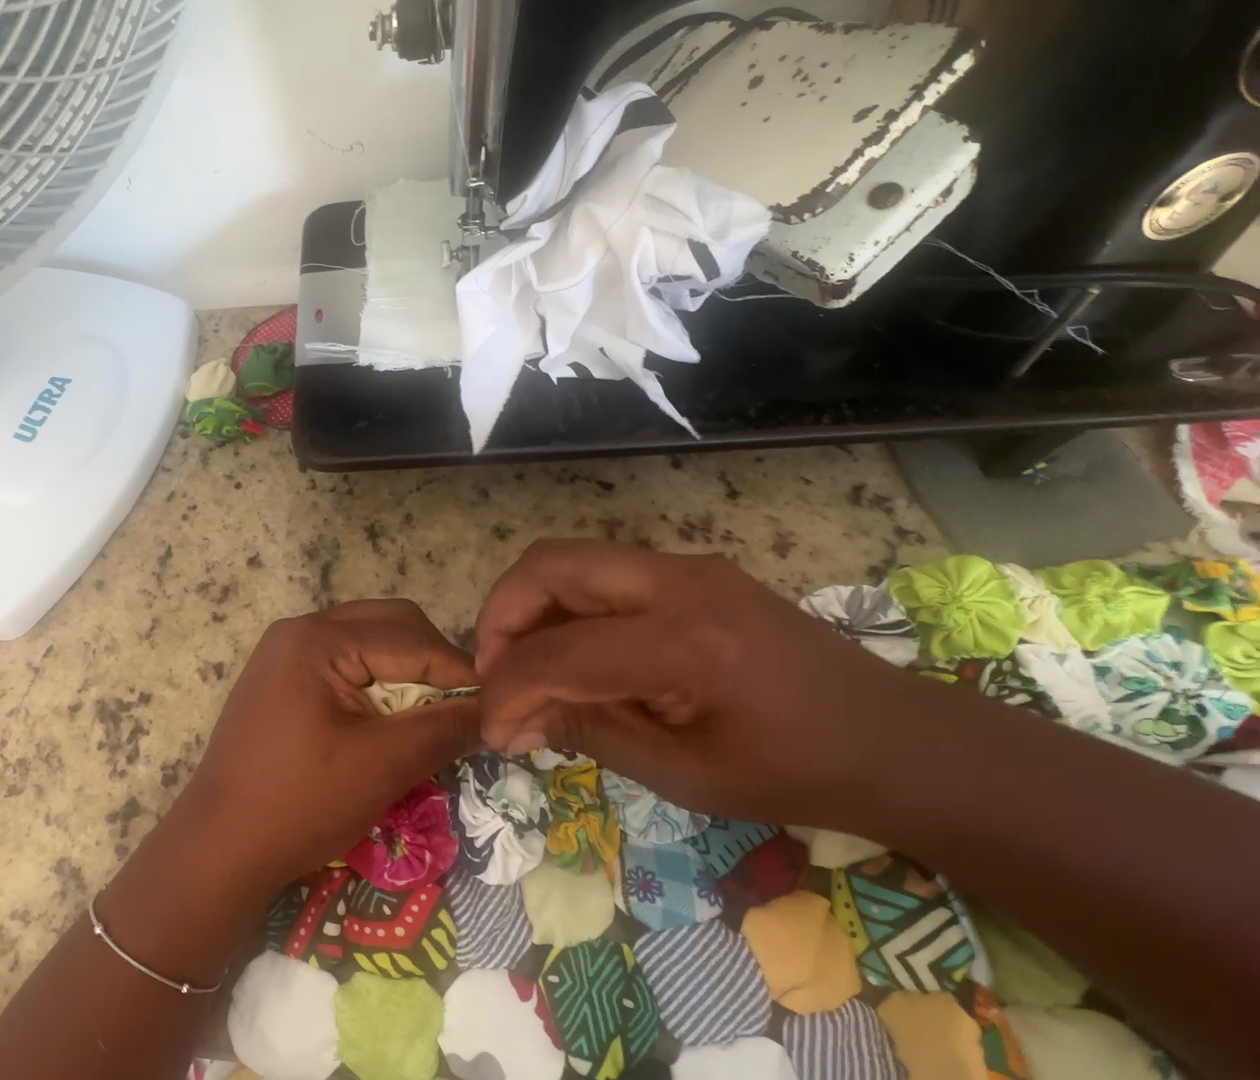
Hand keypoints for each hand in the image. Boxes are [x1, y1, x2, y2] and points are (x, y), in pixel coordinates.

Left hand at [166, 599, 480, 894]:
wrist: (218, 850)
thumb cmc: (300, 804)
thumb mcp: (382, 765)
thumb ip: (444, 729)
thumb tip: (498, 710)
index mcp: (318, 639)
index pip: (412, 640)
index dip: (462, 673)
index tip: (503, 703)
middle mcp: (299, 631)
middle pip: (390, 625)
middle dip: (434, 662)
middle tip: (465, 708)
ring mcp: (284, 654)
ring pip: (368, 642)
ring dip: (407, 670)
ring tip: (434, 715)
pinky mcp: (280, 680)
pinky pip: (344, 663)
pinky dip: (377, 682)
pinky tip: (393, 718)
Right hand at [473, 539, 1000, 830]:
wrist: (896, 740)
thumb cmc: (796, 774)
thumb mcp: (684, 776)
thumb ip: (591, 732)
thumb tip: (515, 719)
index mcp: (684, 645)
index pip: (556, 652)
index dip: (506, 691)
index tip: (491, 732)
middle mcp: (681, 582)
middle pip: (550, 564)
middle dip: (501, 618)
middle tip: (493, 676)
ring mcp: (691, 567)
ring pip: (572, 560)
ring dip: (531, 608)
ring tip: (525, 670)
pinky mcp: (696, 572)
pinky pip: (605, 574)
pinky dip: (568, 607)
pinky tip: (574, 658)